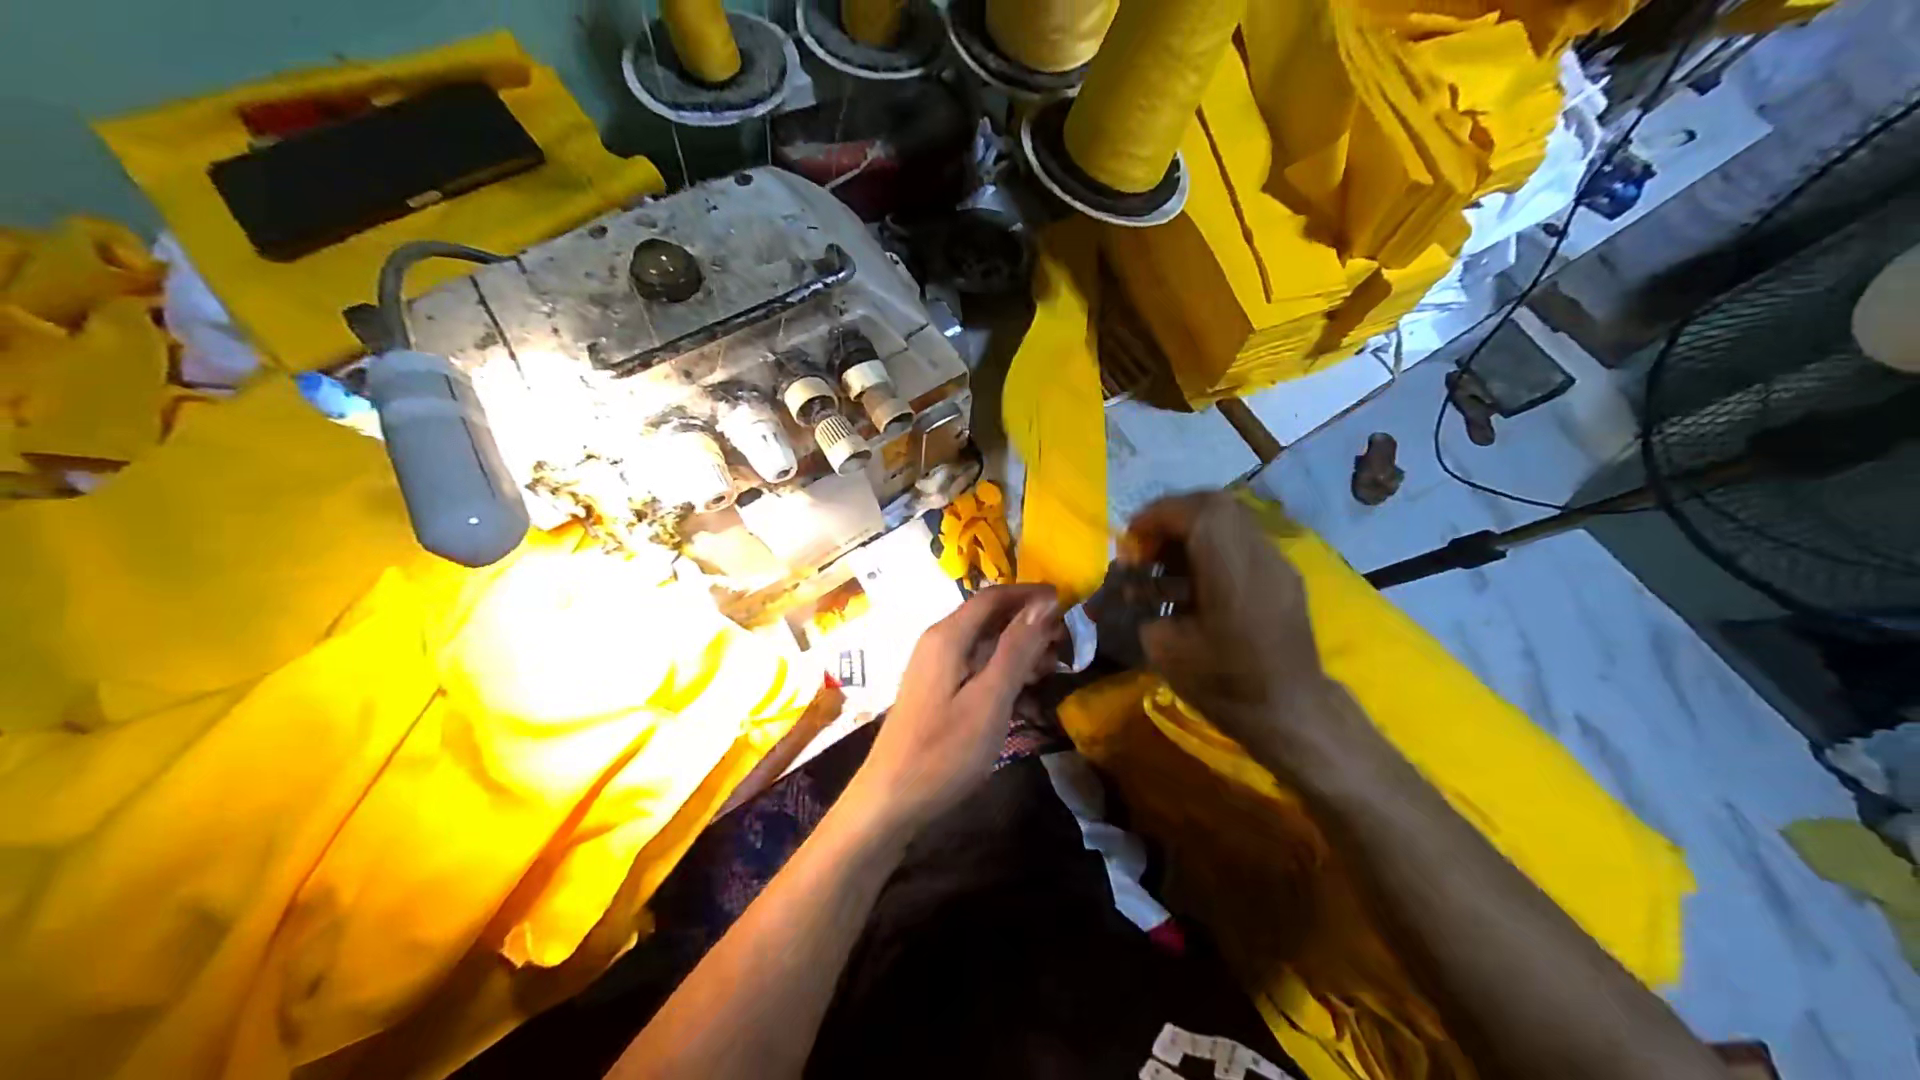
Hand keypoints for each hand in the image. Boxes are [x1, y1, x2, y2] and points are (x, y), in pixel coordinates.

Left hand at [849, 584, 1060, 836]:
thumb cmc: (944, 751)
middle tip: (1067, 642)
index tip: (1068, 602)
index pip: (994, 597)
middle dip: (1029, 623)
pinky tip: (1025, 693)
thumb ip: (1016, 649)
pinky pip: (975, 668)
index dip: (1031, 594)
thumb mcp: (990, 699)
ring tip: (1054, 666)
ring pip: (984, 645)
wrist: (890, 800)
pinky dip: (1003, 672)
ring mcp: (934, 669)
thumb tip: (1044, 602)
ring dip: (1019, 650)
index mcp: (948, 636)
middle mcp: (938, 643)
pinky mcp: (936, 692)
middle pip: (989, 618)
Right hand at [1122, 492, 1331, 748]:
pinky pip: (1242, 541)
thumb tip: (1133, 585)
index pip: (1196, 512)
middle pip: (1214, 505)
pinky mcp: (1282, 576)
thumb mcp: (1165, 650)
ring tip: (1165, 566)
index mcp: (1232, 574)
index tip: (1131, 541)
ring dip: (1190, 530)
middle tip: (1145, 548)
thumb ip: (1144, 605)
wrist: (1291, 714)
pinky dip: (1210, 547)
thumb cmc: (1225, 686)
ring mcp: (1277, 564)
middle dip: (1170, 517)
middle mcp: (1260, 557)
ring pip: (1230, 519)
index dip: (1156, 515)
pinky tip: (1193, 582)